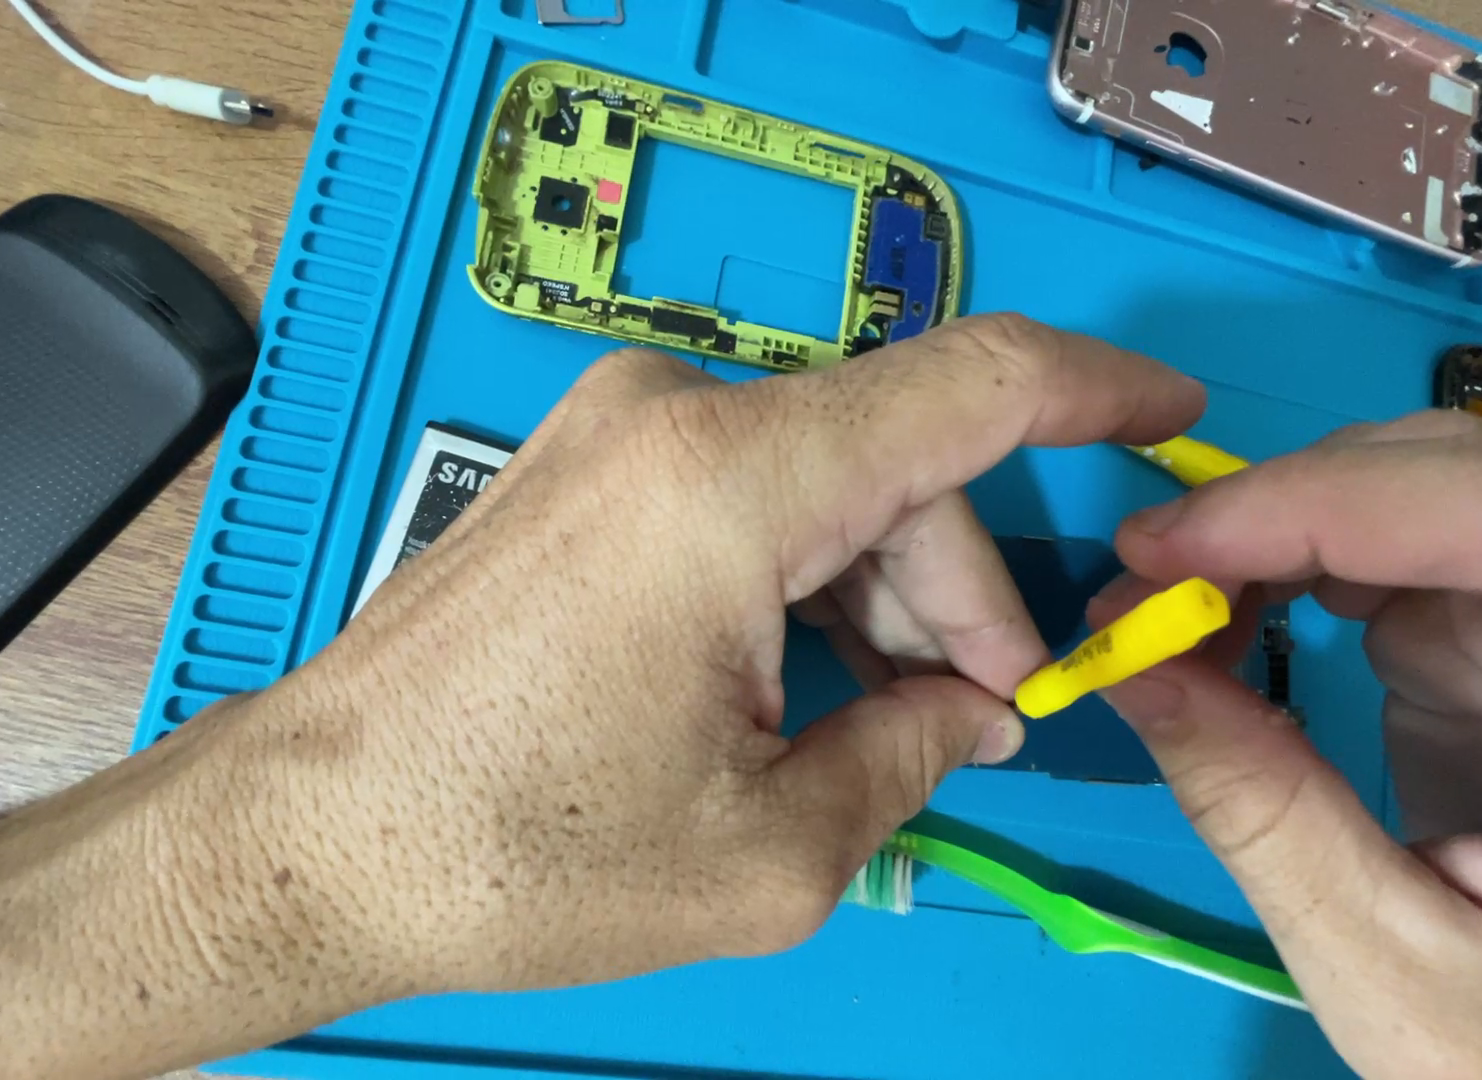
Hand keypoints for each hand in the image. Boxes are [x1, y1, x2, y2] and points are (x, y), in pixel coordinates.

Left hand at [253, 316, 1203, 994]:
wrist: (316, 828)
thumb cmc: (516, 850)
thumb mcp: (767, 852)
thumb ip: (910, 759)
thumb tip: (976, 708)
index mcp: (730, 483)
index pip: (967, 383)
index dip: (1091, 388)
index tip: (1164, 414)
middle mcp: (678, 417)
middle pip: (901, 466)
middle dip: (963, 589)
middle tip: (985, 709)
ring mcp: (629, 429)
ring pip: (831, 482)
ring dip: (886, 590)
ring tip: (892, 709)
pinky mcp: (602, 467)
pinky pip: (759, 493)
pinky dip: (813, 573)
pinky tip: (811, 668)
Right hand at [1098, 412, 1481, 1078]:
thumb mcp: (1411, 986)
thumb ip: (1261, 814)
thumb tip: (1121, 665)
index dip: (1338, 503)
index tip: (1167, 550)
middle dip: (1293, 505)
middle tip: (1149, 571)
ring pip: (1437, 483)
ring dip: (1277, 524)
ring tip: (1171, 600)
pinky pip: (1396, 541)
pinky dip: (1287, 556)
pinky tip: (1228, 609)